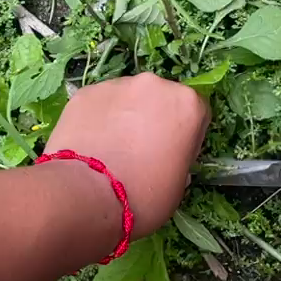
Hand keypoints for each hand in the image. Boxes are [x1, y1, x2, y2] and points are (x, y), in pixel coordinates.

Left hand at [44, 73, 209, 238]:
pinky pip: (99, 104)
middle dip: (153, 120)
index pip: (196, 113)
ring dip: (124, 117)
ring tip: (110, 150)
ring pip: (127, 99)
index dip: (185, 136)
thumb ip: (178, 157)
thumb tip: (164, 155)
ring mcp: (117, 84)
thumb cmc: (143, 196)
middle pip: (160, 100)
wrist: (85, 195)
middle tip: (139, 153)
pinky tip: (89, 145)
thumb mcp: (178, 184)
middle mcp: (154, 84)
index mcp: (187, 104)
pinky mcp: (86, 91)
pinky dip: (97, 119)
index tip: (172, 155)